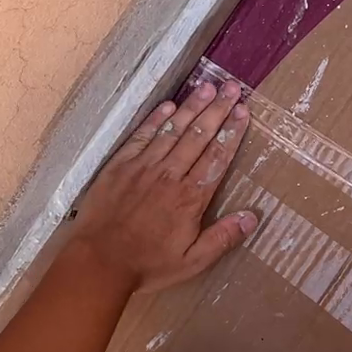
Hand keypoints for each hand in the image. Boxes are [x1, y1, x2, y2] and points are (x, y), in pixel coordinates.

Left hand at [65, 79, 255, 293]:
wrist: (98, 261)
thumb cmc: (147, 264)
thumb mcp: (192, 262)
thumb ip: (222, 238)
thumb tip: (252, 216)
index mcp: (190, 197)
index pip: (217, 157)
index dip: (232, 132)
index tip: (243, 111)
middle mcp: (170, 174)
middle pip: (199, 135)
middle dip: (218, 109)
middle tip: (233, 87)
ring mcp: (143, 166)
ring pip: (173, 130)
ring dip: (192, 107)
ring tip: (208, 87)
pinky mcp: (120, 165)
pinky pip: (142, 136)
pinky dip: (156, 119)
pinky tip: (169, 105)